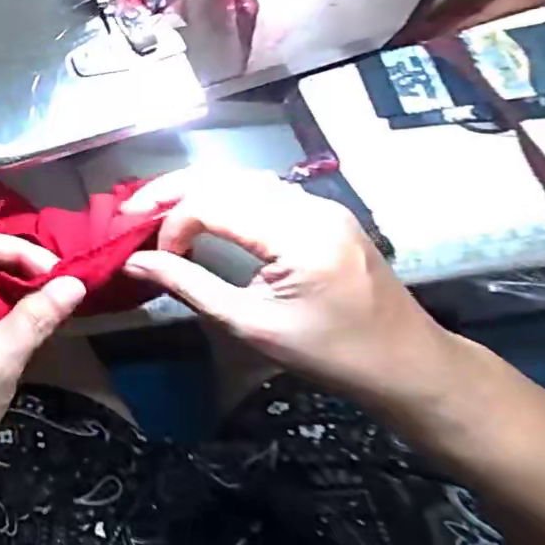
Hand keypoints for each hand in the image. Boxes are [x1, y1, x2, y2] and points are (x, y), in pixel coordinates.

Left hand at [0, 233, 86, 471]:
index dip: (22, 252)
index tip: (56, 274)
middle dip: (23, 263)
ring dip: (18, 280)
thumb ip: (36, 317)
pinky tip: (31, 312)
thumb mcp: (2, 358)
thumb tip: (74, 283)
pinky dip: (9, 298)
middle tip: (60, 283)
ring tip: (52, 294)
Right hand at [119, 170, 459, 403]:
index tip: (157, 257)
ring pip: (238, 177)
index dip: (172, 224)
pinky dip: (219, 195)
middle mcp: (309, 207)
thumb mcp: (251, 326)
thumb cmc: (332, 355)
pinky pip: (258, 189)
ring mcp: (318, 205)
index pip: (212, 204)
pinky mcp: (320, 212)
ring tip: (157, 208)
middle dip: (170, 190)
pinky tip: (200, 212)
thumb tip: (134, 262)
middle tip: (132, 211)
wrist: (412, 367)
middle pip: (222, 178)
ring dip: (192, 189)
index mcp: (298, 236)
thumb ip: (188, 285)